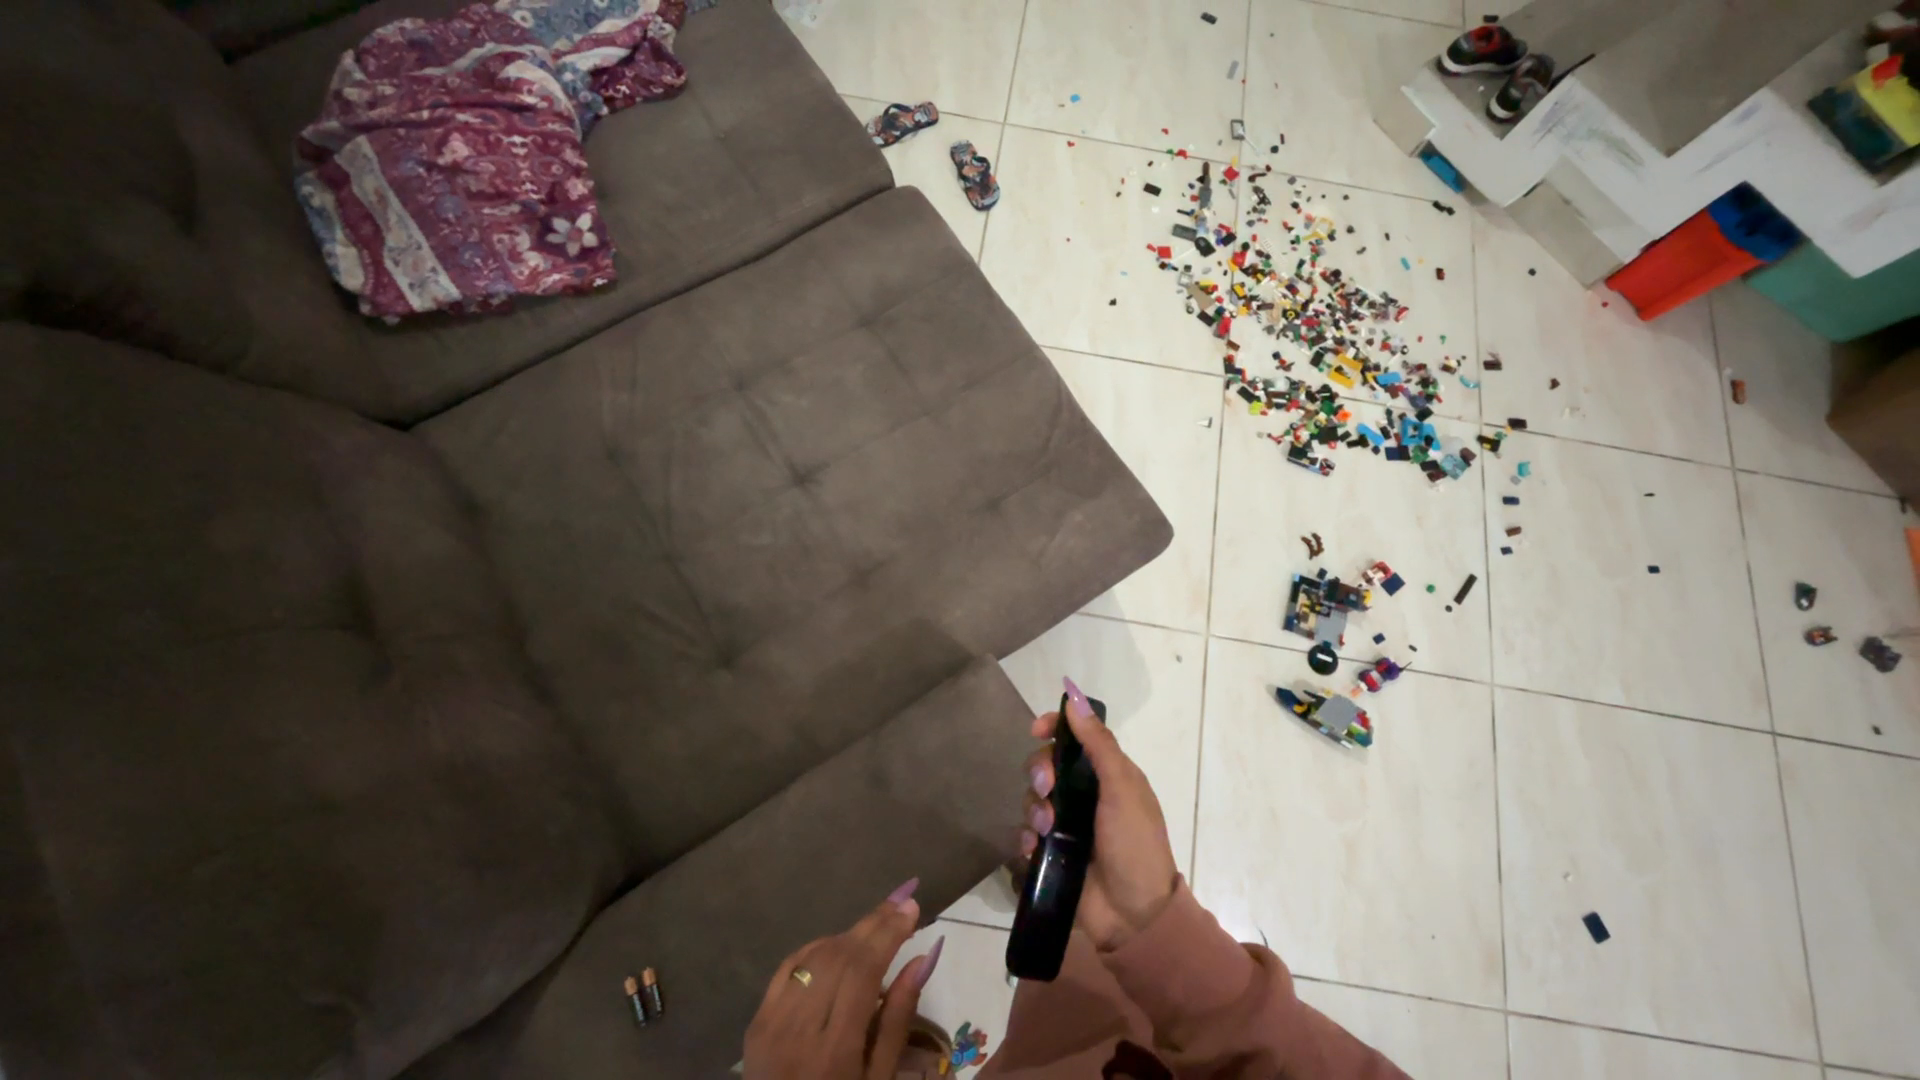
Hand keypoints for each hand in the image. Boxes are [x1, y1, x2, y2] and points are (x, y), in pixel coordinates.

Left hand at [743, 881, 944, 1078]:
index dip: (887, 934)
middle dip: (873, 925)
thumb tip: (921, 958)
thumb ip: (897, 1019)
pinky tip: (838, 945)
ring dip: (848, 935)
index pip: (862, 972)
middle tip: (900, 902)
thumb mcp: (880, 1079)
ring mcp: (770, 1023)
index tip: (911, 908)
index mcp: (834, 1051)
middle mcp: (797, 1030)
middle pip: (838, 957)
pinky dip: (816, 949)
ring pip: (813, 957)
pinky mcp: (756, 1021)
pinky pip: (788, 968)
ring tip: (877, 926)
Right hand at [1020, 678, 1179, 950]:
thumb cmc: (1136, 845)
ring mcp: (1066, 824)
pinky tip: (1034, 847)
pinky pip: (1024, 832)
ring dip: (1033, 807)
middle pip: (1045, 765)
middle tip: (1047, 788)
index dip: (1053, 728)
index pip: (1074, 738)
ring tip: (1046, 829)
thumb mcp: (1123, 790)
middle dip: (1039, 771)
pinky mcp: (1051, 851)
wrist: (1135, 915)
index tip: (1036, 730)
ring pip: (1032, 798)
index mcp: (1107, 775)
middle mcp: (1084, 795)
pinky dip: (1025, 836)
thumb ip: (1098, 745)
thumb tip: (1074, 698)